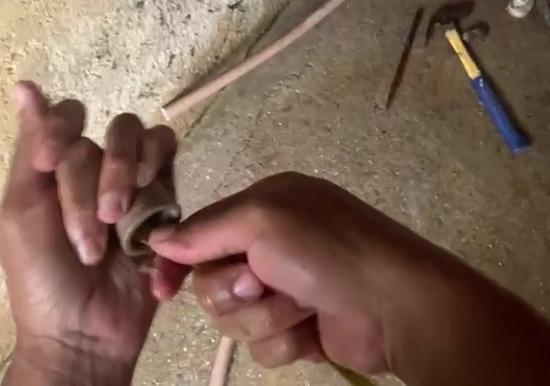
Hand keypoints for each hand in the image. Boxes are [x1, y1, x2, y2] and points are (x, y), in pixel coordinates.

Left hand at [0, 82, 184, 384]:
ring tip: (117, 223)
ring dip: (126, 180)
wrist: (83, 332)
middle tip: (93, 222)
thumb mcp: (21, 211)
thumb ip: (29, 147)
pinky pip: (172, 165)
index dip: (63, 128)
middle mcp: (99, 164)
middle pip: (112, 132)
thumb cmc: (41, 276)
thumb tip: (22, 83)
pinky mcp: (166, 200)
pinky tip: (147, 221)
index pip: (70, 114)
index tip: (48, 162)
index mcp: (59, 164)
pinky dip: (159, 186)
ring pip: (146, 141)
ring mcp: (136, 180)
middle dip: (96, 177)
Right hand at [146, 172, 457, 373]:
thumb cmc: (326, 249)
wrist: (391, 304)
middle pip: (211, 280)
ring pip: (234, 317)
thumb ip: (206, 229)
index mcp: (263, 204)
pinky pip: (262, 344)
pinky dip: (283, 339)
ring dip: (263, 316)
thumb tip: (157, 238)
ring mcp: (285, 285)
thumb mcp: (262, 219)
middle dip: (232, 290)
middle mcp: (271, 241)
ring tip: (297, 304)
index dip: (178, 260)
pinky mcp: (298, 325)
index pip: (201, 231)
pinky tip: (310, 326)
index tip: (161, 289)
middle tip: (261, 282)